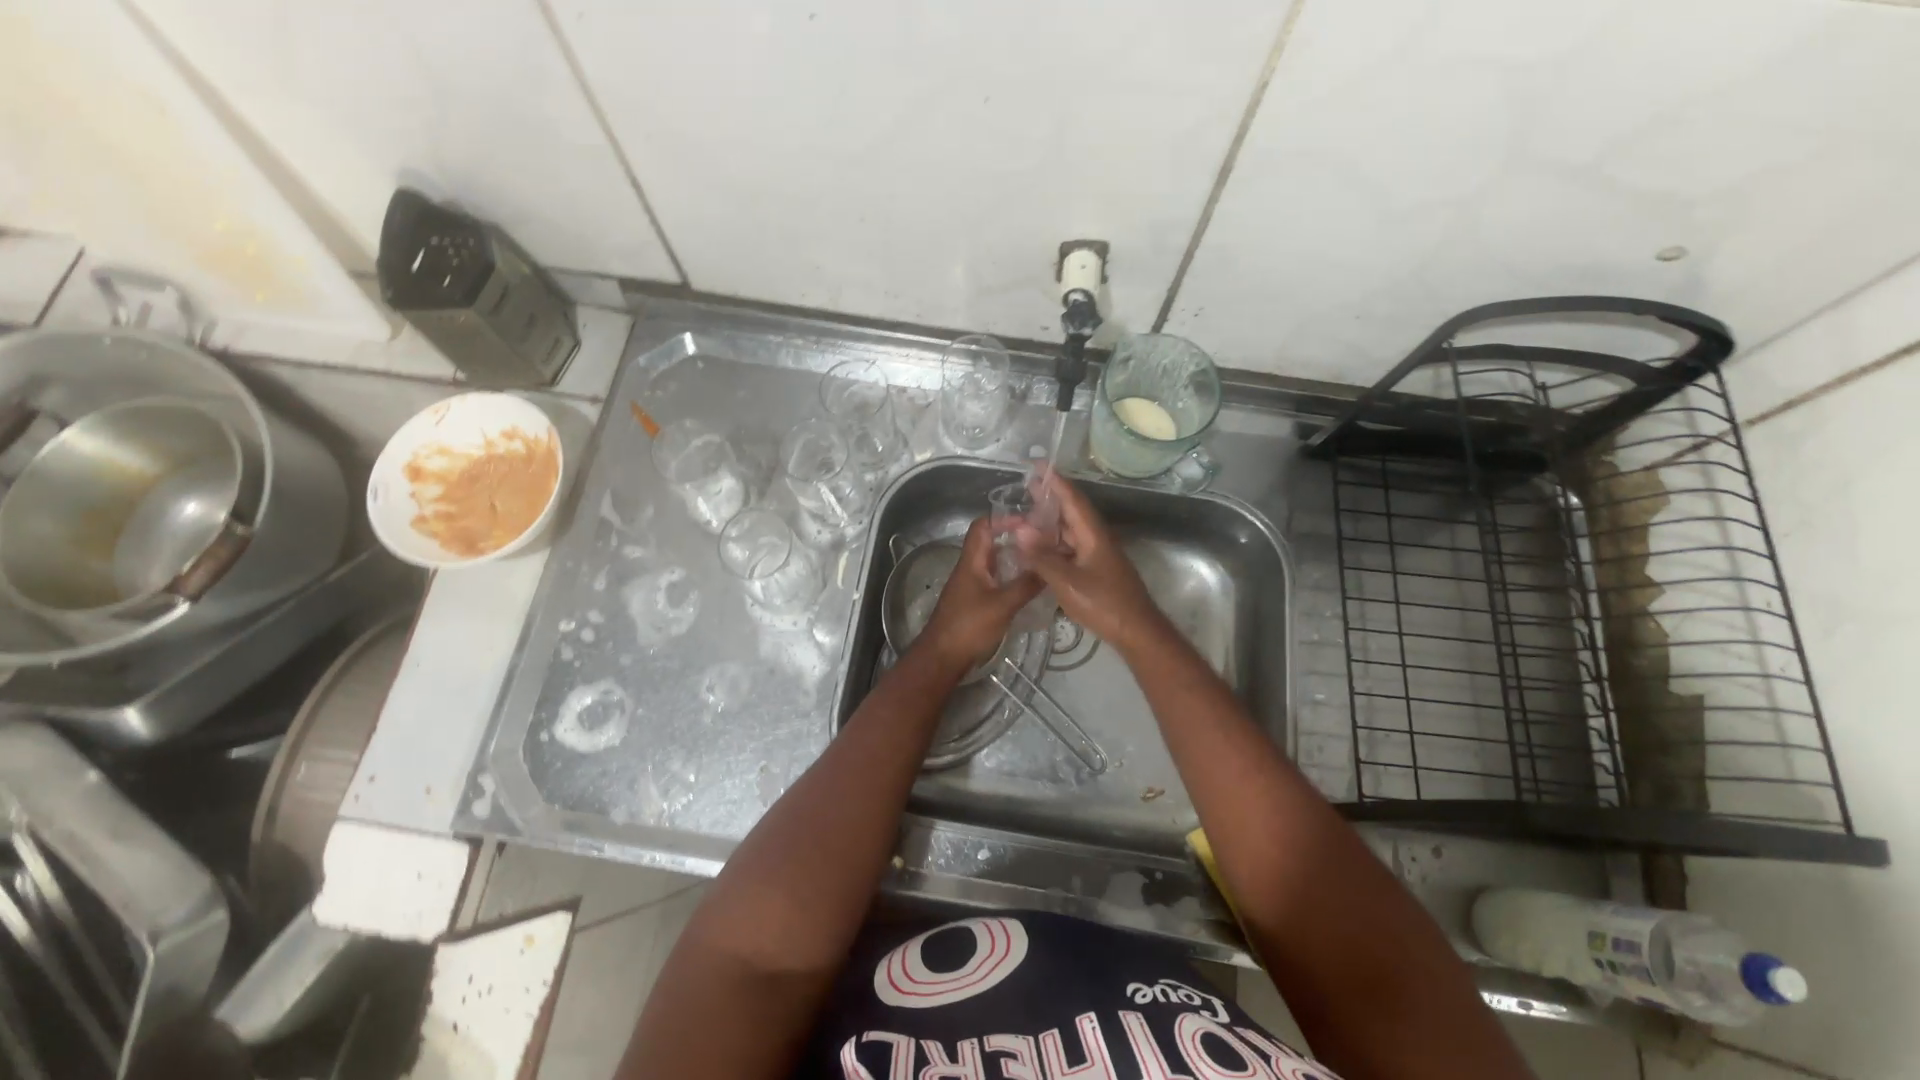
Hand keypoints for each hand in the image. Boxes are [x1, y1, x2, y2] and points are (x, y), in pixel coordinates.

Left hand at [917, 518, 1043, 674]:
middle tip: (1043, 542)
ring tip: (1042, 561)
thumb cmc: (969, 627)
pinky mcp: (976, 602)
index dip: (1004, 518)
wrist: (943, 657)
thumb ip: (1027, 585)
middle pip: (991, 543)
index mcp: (971, 562)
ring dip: (1015, 559)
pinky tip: (1030, 587)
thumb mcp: (1002, 605)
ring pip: (995, 563)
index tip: (1031, 523)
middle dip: (1016, 538)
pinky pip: (996, 581)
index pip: (983, 526)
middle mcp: (970, 569)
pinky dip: (1012, 578)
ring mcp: (972, 586)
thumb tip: (1051, 566)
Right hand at [1011, 467, 1165, 652]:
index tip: (1037, 465)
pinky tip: (1039, 551)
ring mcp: (1098, 555)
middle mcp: (1097, 539)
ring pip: (1071, 533)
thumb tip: (1019, 531)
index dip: (1054, 481)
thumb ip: (1042, 557)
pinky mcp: (1097, 571)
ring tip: (1025, 519)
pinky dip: (1054, 546)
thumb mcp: (1067, 581)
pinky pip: (1072, 550)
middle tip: (1025, 489)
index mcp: (1093, 534)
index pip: (1072, 499)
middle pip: (1072, 513)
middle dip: (1049, 500)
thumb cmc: (1104, 604)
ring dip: (1050, 525)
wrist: (1137, 631)